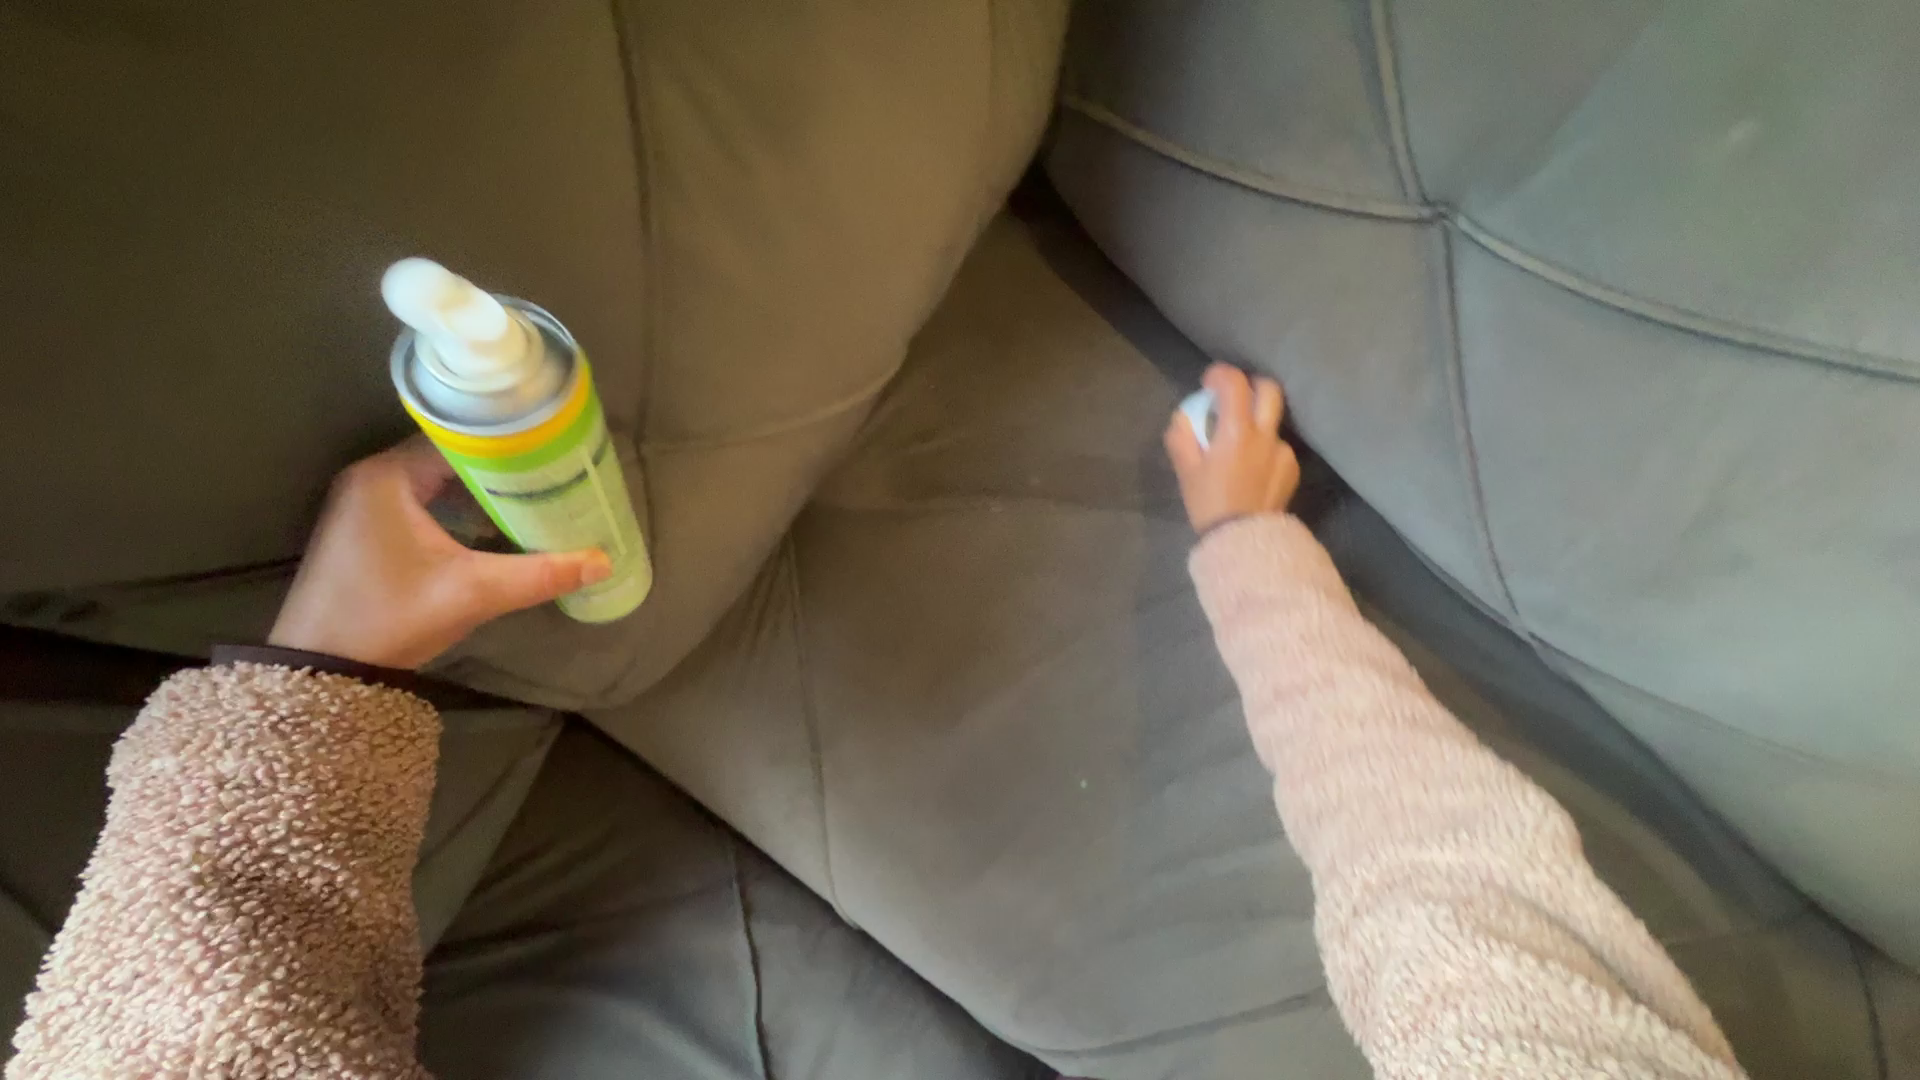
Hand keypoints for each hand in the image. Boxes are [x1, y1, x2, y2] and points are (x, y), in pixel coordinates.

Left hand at [269, 438, 612, 668]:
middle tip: (555, 475)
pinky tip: (498, 523)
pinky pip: (428, 501)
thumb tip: (604, 562)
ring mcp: (367, 505)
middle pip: (452, 457)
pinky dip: (464, 506)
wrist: (323, 671)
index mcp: (388, 477)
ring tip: (538, 496)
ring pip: (441, 480)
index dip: (509, 443)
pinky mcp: (370, 530)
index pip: (460, 438)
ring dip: (485, 488)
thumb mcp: (475, 592)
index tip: (554, 452)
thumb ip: (542, 574)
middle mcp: (373, 480)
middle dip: (503, 467)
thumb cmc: (392, 616)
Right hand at [1164, 364, 1300, 532]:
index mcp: (1236, 432)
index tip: (1208, 382)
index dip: (1220, 374)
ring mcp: (1283, 451)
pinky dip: (1264, 449)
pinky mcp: (1291, 468)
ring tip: (1239, 445)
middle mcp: (1265, 434)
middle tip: (1234, 397)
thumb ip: (1181, 436)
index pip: (1234, 383)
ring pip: (1273, 421)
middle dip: (1250, 385)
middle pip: (1268, 389)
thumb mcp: (1185, 470)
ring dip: (1256, 422)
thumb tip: (1184, 417)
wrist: (1242, 540)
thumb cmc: (1208, 503)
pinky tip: (1252, 470)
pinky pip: (1277, 447)